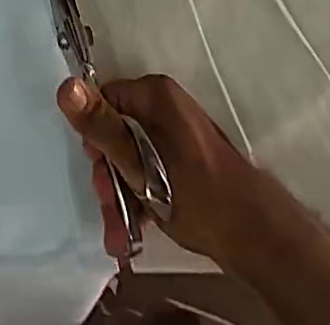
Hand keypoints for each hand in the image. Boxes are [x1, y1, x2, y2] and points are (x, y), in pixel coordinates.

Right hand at [57, 73, 277, 268]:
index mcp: (155, 95)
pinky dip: (141, 192)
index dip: (95, 137)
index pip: (102, 101)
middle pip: (116, 130)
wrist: (262, 241)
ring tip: (120, 231)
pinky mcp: (186, 154)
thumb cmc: (201, 200)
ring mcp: (177, 130)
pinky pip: (150, 164)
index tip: (97, 172)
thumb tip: (66, 87)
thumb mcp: (139, 166)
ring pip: (132, 153)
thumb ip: (101, 127)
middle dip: (109, 174)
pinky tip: (136, 226)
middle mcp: (166, 105)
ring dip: (121, 191)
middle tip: (109, 207)